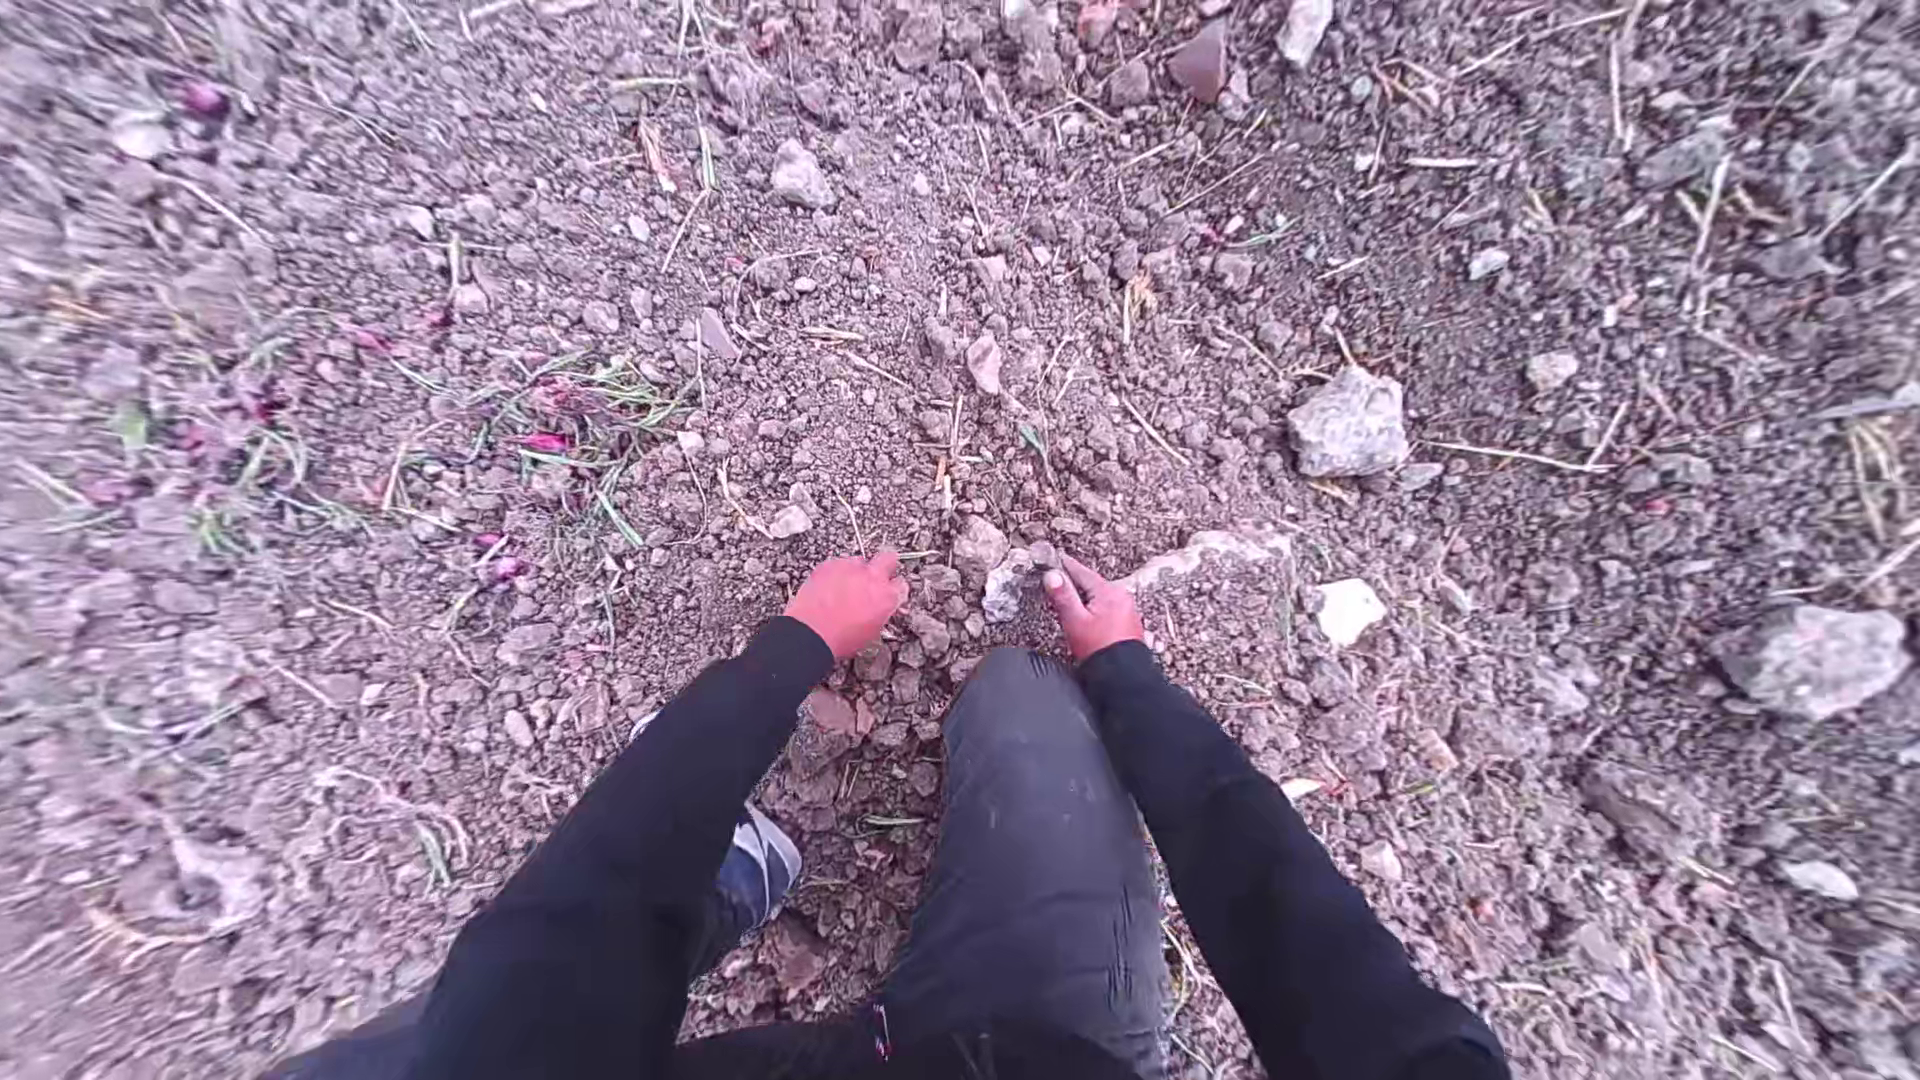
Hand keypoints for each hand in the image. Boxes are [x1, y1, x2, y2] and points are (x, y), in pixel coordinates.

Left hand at [785, 551, 908, 660]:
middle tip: (876, 576)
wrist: (811, 634)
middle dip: (885, 565)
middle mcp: (872, 577)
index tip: (890, 590)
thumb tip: (882, 608)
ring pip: (860, 560)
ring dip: (856, 570)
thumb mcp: (872, 631)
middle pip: (889, 559)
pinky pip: (837, 563)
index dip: (895, 588)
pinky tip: (829, 586)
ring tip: (846, 585)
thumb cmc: (839, 638)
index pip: (902, 584)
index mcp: (886, 596)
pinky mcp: (830, 565)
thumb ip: (882, 612)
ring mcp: (850, 568)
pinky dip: (835, 572)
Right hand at [1043, 553, 1145, 662]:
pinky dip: (1094, 609)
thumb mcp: (1075, 620)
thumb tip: (1052, 576)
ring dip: (1084, 599)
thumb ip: (1063, 596)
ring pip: (1099, 597)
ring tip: (1069, 607)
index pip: (1081, 572)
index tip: (1056, 558)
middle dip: (1074, 585)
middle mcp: (1121, 597)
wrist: (1123, 677)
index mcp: (1109, 592)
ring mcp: (1127, 610)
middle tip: (1057, 585)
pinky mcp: (1128, 623)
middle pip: (1091, 584)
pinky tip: (1087, 620)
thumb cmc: (1101, 651)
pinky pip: (1107, 608)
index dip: (1065, 566)